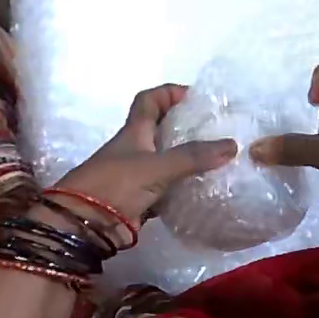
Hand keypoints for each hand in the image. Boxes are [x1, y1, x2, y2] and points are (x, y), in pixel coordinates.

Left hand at [52, 84, 237, 225]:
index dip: (168, 93)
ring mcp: (136, 177)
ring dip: (187, 161)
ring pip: (165, 163)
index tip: (193, 96)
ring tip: (217, 161)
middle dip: (185, 128)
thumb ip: (192, 157)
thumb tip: (232, 145)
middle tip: (214, 132)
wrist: (86, 224)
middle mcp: (134, 151)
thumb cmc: (116, 185)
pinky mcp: (140, 201)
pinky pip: (166, 191)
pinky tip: (203, 191)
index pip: (148, 101)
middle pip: (160, 131)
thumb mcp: (156, 167)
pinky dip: (182, 190)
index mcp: (133, 133)